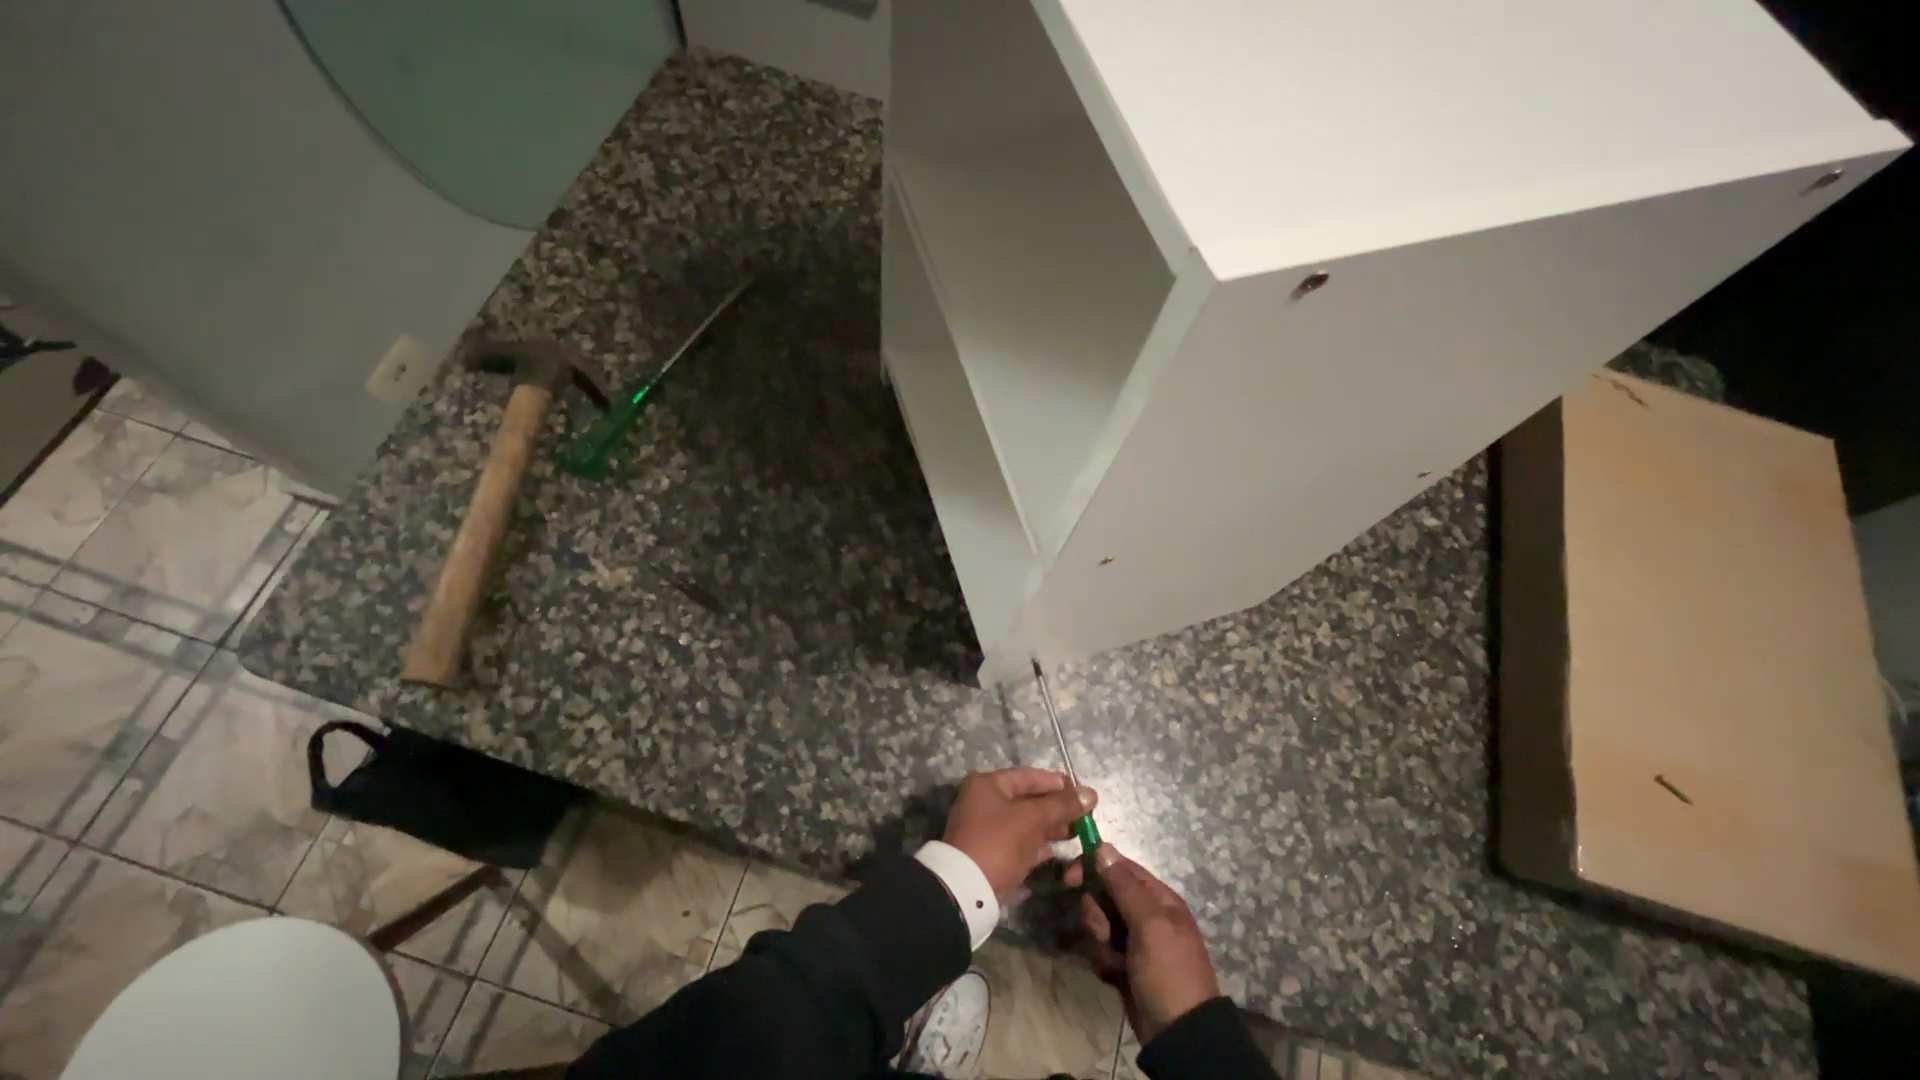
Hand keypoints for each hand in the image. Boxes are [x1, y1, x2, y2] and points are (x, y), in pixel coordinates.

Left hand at [943, 767, 1096, 897]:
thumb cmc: (999, 842)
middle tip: (1085, 815)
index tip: (1083, 792)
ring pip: (1027, 823)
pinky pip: (1021, 843)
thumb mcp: (1032, 819)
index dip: (1058, 783)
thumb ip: (1062, 805)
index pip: (1029, 776)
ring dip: (1051, 827)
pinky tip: (1058, 850)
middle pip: (1029, 800)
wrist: (968, 889)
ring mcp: (988, 829)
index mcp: (988, 785)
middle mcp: (985, 802)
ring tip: (1078, 833)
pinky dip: (1039, 845)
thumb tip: (1091, 793)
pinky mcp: (993, 853)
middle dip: (1057, 808)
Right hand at [1067, 845, 1220, 1044]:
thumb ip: (1125, 886)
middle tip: (1107, 934)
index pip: (1119, 867)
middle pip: (1103, 895)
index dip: (1093, 868)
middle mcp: (1145, 914)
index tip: (1070, 879)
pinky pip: (1099, 948)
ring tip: (1116, 961)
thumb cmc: (1168, 971)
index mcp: (1158, 898)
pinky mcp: (1122, 963)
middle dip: (1097, 915)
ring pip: (1098, 923)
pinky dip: (1102, 960)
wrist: (1177, 1032)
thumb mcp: (1150, 924)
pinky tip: (1114, 975)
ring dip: (1100, 941)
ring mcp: (1133, 940)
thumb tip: (1103, 847)